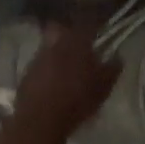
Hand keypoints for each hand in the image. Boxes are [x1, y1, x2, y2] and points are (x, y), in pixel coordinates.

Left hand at [14, 22, 120, 136]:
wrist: (41, 119)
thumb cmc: (77, 101)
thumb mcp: (103, 88)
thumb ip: (112, 69)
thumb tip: (118, 56)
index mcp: (76, 43)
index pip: (86, 24)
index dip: (92, 23)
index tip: (97, 29)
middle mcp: (54, 44)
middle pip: (60, 28)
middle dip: (69, 33)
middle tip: (78, 45)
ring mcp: (37, 57)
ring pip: (48, 45)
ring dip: (57, 51)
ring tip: (65, 66)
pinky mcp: (26, 72)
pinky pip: (39, 63)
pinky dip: (46, 67)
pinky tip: (52, 81)